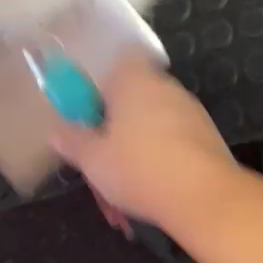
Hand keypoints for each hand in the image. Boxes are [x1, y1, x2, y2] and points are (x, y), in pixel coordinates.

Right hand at [51, 61, 237, 229]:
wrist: (201, 192)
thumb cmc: (138, 168)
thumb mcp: (93, 159)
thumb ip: (73, 140)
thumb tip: (57, 129)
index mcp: (135, 81)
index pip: (118, 64)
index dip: (101, 88)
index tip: (89, 117)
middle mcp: (164, 86)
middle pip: (133, 100)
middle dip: (115, 132)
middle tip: (101, 165)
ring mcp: (188, 108)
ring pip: (151, 127)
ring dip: (135, 154)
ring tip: (122, 198)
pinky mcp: (205, 131)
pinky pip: (172, 141)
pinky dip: (159, 162)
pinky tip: (148, 196)